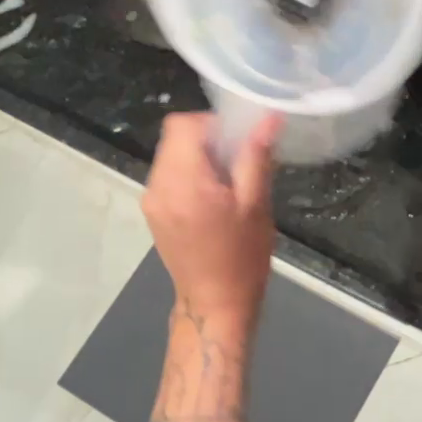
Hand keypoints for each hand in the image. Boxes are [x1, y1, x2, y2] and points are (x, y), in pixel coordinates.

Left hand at [141, 111, 281, 337]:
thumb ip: (257, 157)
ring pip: (174, 156)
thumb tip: (269, 118)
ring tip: (231, 184)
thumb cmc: (243, 256)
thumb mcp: (256, 204)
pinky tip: (216, 200)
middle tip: (242, 164)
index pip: (182, 125)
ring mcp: (152, 200)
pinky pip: (171, 176)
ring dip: (202, 159)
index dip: (213, 124)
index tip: (241, 142)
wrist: (215, 303)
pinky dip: (193, 176)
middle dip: (210, 142)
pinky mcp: (154, 212)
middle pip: (176, 138)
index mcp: (183, 182)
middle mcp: (158, 186)